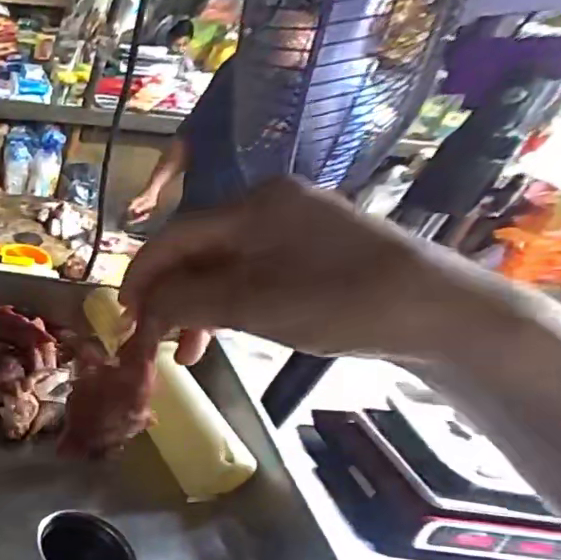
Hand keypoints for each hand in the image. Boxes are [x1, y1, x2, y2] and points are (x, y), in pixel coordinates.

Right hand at [119, 177, 540, 366]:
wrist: (437, 310)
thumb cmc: (334, 299)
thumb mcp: (244, 303)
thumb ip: (182, 300)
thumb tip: (142, 306)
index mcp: (250, 205)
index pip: (172, 238)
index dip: (140, 278)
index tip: (123, 317)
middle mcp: (267, 205)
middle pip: (194, 253)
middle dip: (168, 300)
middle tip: (152, 342)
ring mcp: (292, 227)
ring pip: (220, 268)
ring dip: (196, 309)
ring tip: (187, 354)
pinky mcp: (310, 251)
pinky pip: (250, 274)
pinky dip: (228, 305)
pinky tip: (220, 335)